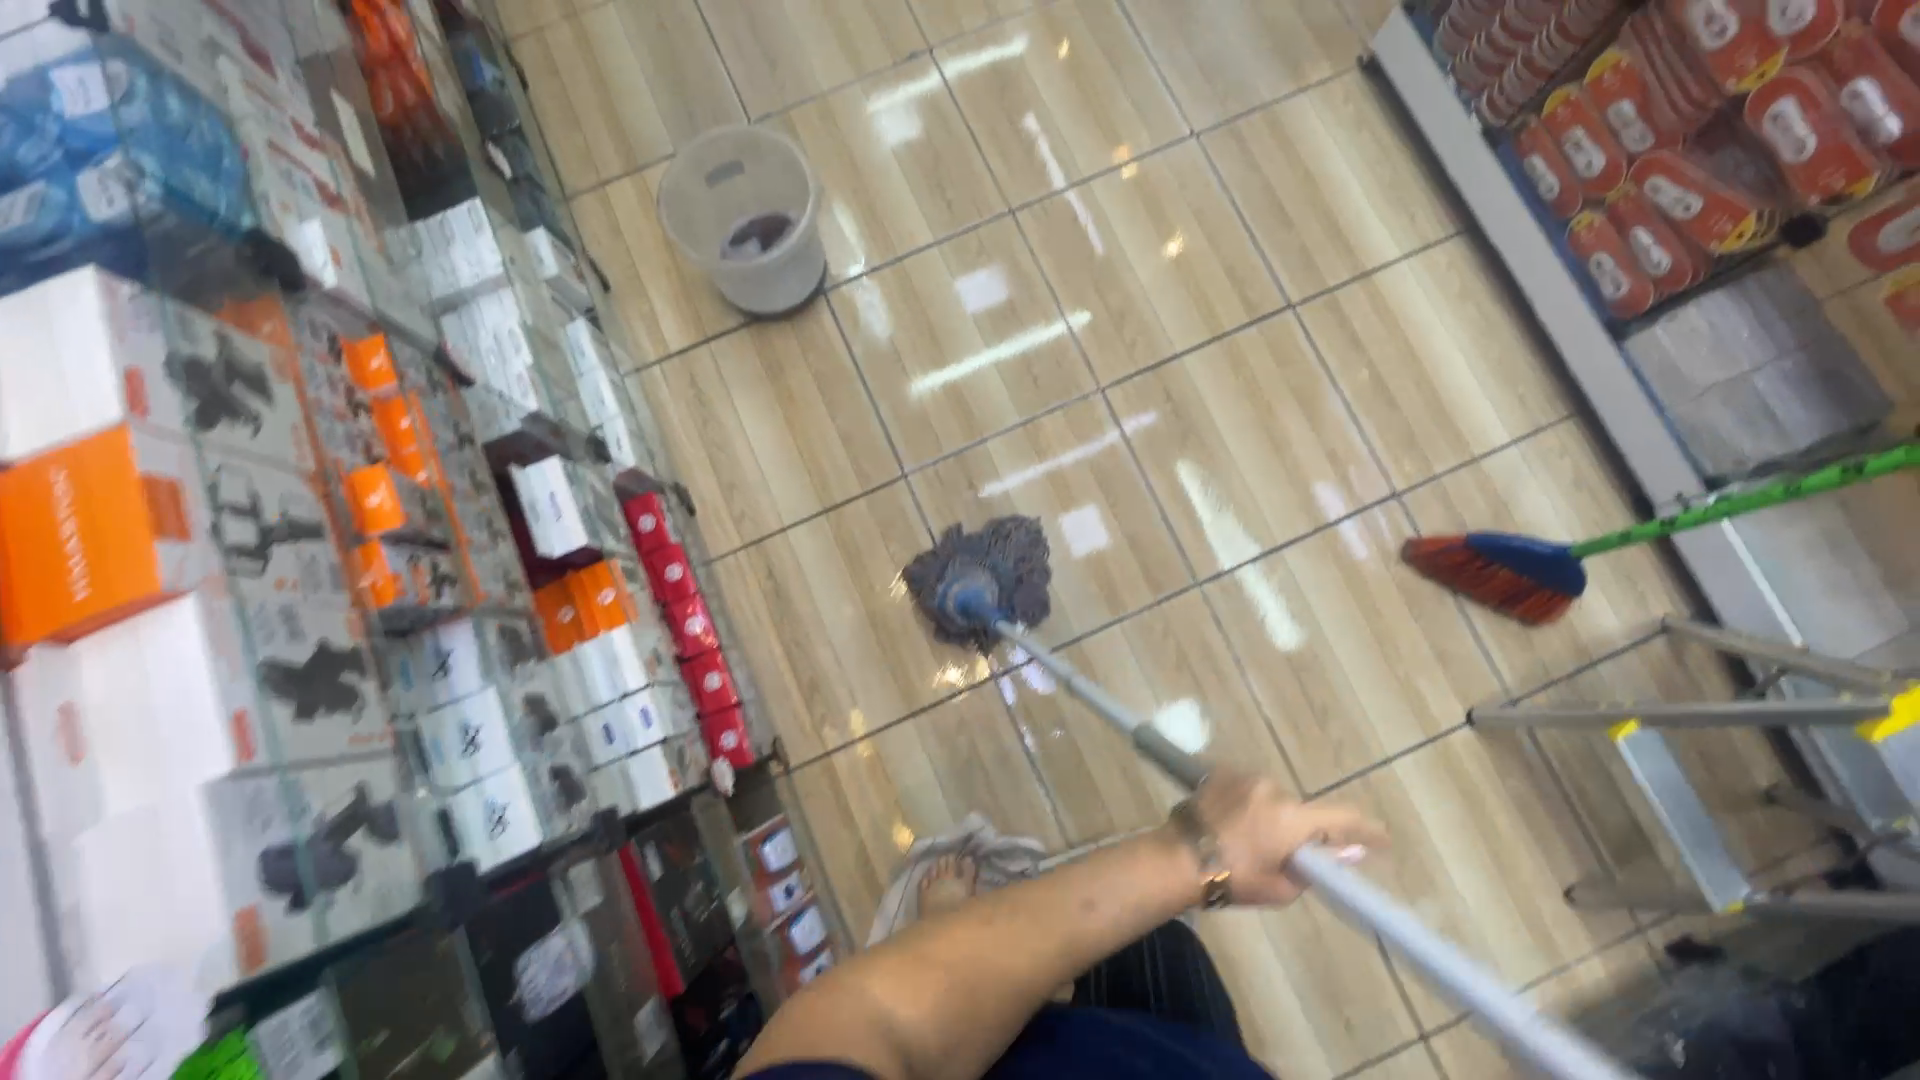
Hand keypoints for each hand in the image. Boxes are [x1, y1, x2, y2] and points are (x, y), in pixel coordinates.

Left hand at [1184, 768, 1388, 906]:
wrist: (1178, 857)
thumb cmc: (1232, 878)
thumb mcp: (1280, 887)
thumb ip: (1316, 868)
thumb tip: (1347, 851)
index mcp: (1292, 817)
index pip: (1342, 817)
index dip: (1366, 830)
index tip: (1382, 840)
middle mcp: (1272, 788)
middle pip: (1299, 809)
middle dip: (1299, 829)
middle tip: (1284, 853)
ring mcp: (1244, 777)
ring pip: (1271, 798)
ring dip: (1269, 814)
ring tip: (1247, 840)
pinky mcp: (1219, 773)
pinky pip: (1246, 789)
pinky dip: (1246, 804)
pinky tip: (1230, 823)